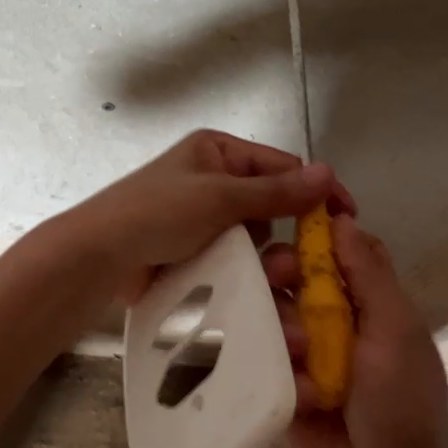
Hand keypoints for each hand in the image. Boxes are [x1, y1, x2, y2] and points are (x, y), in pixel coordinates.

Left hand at [58, 129, 353, 303]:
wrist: (99, 256)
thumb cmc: (158, 212)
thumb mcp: (220, 197)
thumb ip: (275, 192)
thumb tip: (329, 172)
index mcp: (218, 152)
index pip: (281, 165)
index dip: (314, 190)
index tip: (348, 218)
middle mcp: (214, 179)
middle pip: (270, 206)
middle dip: (289, 234)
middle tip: (302, 264)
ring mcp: (203, 219)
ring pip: (254, 239)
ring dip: (267, 259)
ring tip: (274, 283)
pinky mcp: (194, 252)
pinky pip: (233, 260)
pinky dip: (245, 274)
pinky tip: (256, 295)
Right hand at [264, 215, 447, 447]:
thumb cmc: (398, 405)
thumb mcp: (396, 332)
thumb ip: (369, 274)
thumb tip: (342, 217)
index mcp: (376, 305)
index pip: (347, 250)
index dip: (325, 228)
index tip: (297, 211)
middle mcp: (339, 319)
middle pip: (302, 271)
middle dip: (287, 268)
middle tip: (278, 275)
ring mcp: (307, 350)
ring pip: (277, 307)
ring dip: (285, 322)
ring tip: (298, 350)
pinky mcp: (279, 377)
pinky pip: (263, 349)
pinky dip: (277, 361)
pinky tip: (296, 386)